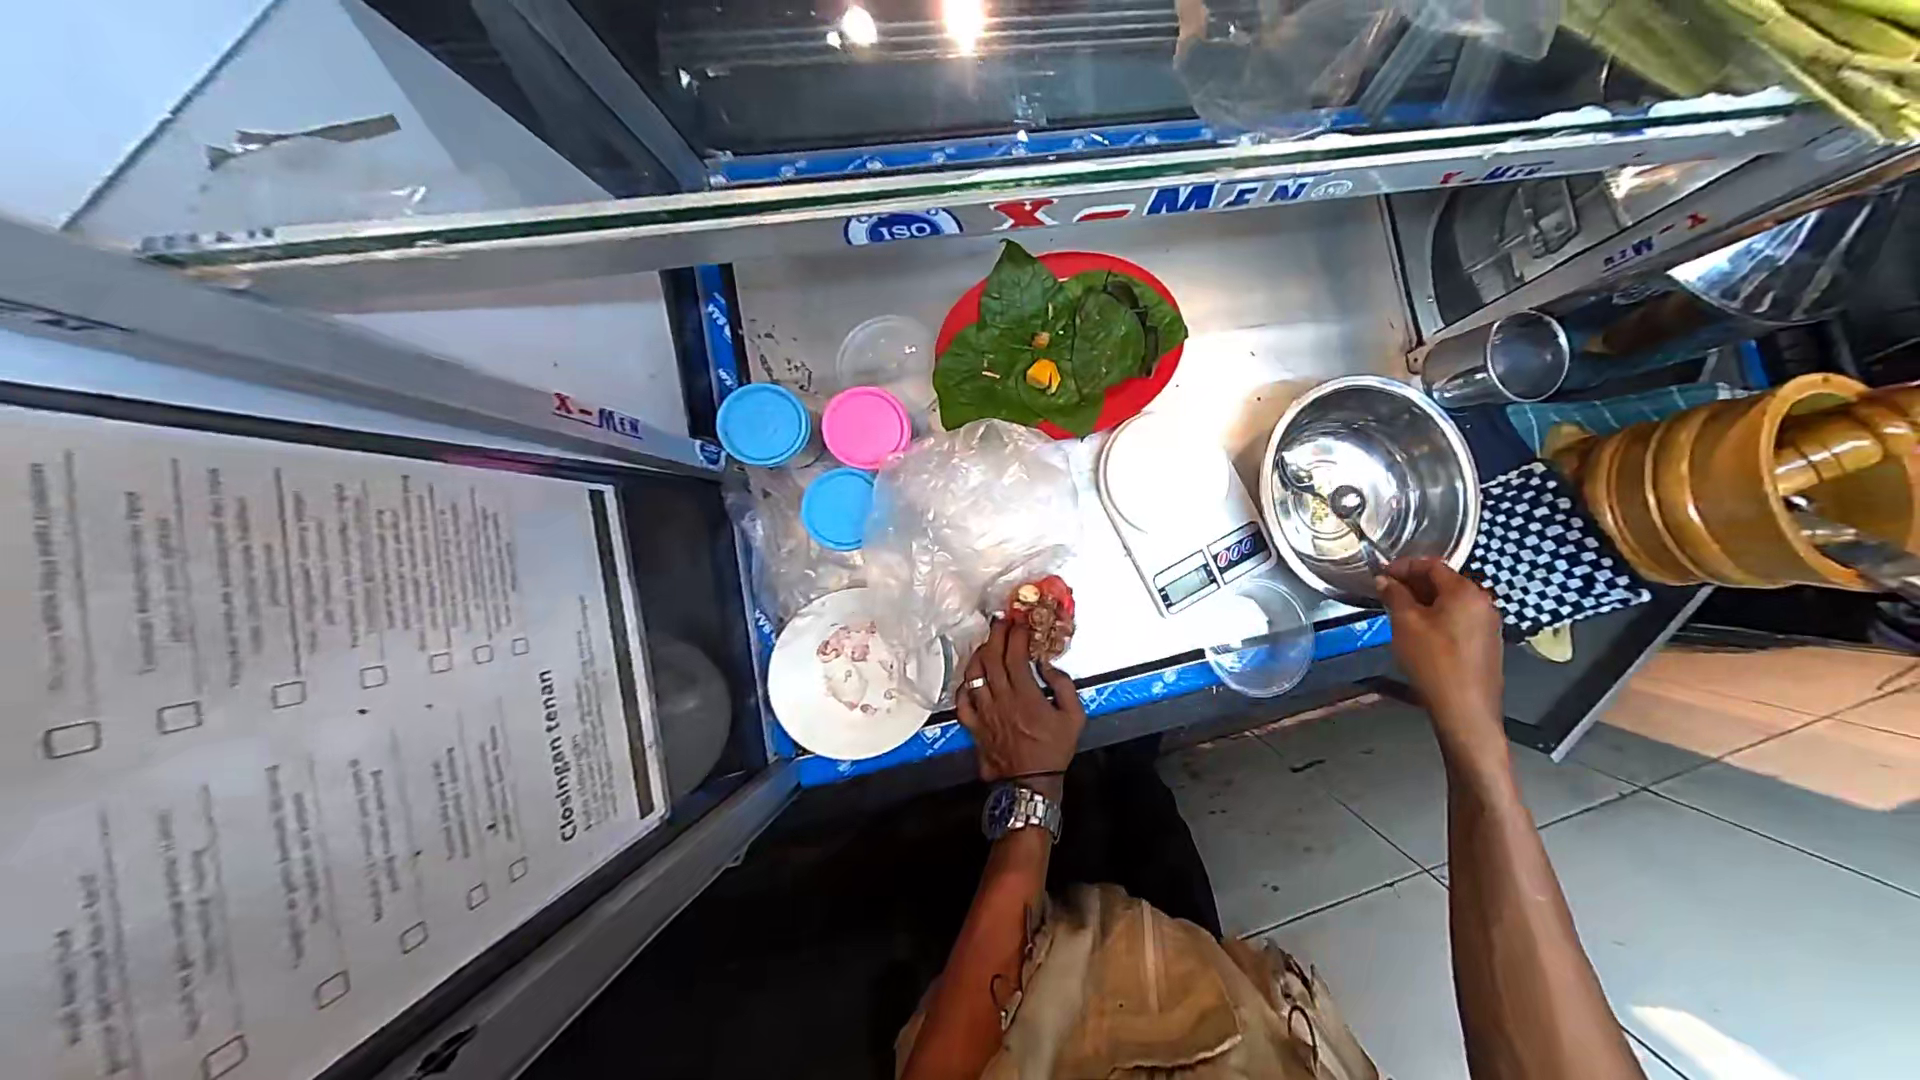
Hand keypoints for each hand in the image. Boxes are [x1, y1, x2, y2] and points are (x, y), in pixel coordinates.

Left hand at [955, 618, 1085, 792]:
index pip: (1016, 656)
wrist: (1031, 783)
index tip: (1020, 624)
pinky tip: (971, 677)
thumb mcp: (1074, 717)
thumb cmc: (1054, 750)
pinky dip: (964, 686)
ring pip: (974, 675)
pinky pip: (962, 702)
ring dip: (979, 654)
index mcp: (1026, 696)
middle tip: (1000, 622)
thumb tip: (1048, 665)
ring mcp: (984, 713)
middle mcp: (1002, 700)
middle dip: (996, 635)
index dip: (1016, 636)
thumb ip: (1064, 686)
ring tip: (986, 643)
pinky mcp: (974, 726)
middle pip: (992, 659)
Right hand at [1376, 557, 1506, 769]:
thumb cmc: (1433, 660)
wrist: (1465, 707)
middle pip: (1444, 582)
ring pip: (1450, 601)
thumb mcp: (1404, 623)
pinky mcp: (1486, 643)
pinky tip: (1418, 630)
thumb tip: (1384, 580)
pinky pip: (1458, 618)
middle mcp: (1483, 603)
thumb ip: (1394, 595)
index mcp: (1466, 592)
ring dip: (1423, 600)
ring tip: (1397, 610)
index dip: (1404, 566)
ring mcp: (1488, 624)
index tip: (1380, 573)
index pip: (1432, 565)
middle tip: (1385, 591)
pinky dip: (1436, 616)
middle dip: (1412, 583)